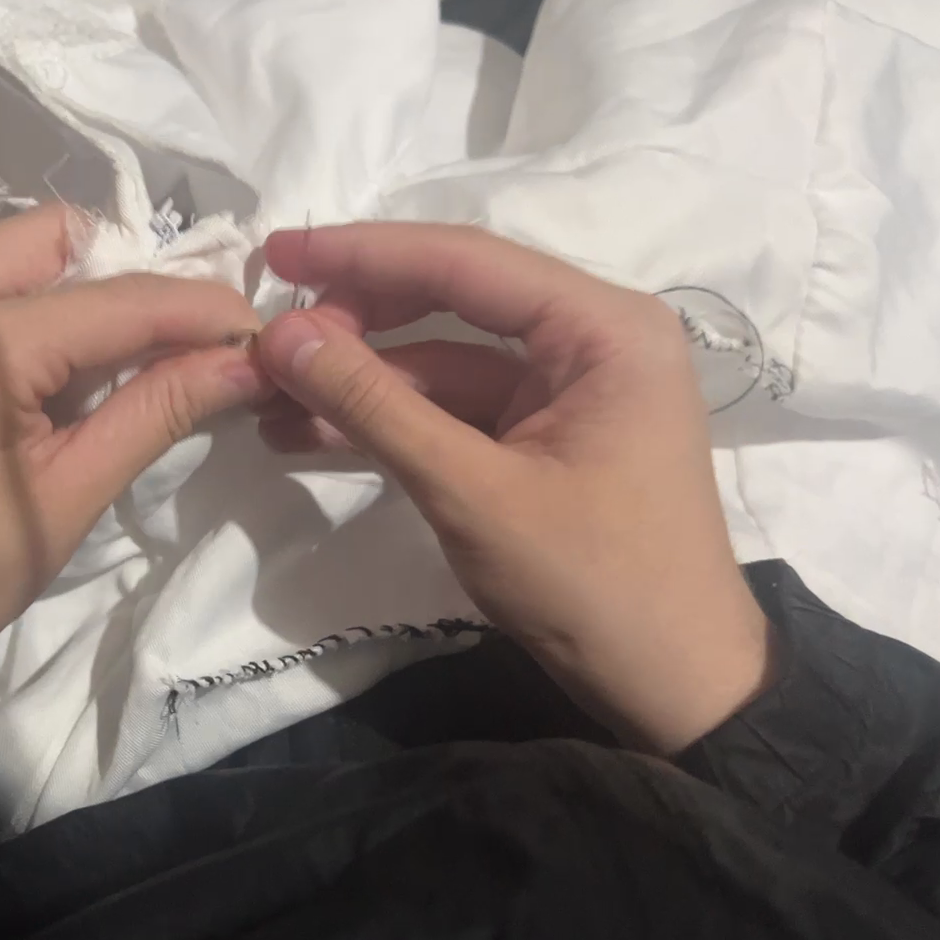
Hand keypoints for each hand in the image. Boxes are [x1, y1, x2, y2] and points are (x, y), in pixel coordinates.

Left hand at [0, 207, 265, 704]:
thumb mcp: (68, 500)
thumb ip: (158, 413)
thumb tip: (243, 363)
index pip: (112, 302)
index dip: (196, 310)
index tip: (251, 329)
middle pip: (49, 240)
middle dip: (126, 282)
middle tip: (172, 344)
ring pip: (1, 258)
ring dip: (70, 296)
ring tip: (107, 366)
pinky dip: (15, 315)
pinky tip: (37, 373)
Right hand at [255, 223, 770, 753]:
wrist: (668, 688)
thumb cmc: (590, 583)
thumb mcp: (469, 489)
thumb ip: (373, 405)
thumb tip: (281, 334)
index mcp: (600, 327)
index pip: (462, 262)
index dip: (360, 253)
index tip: (276, 250)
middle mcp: (585, 341)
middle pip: (447, 304)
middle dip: (354, 323)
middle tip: (272, 341)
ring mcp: (558, 394)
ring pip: (437, 365)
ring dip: (357, 382)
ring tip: (271, 400)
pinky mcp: (534, 440)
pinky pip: (447, 413)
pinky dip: (384, 423)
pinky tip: (314, 434)